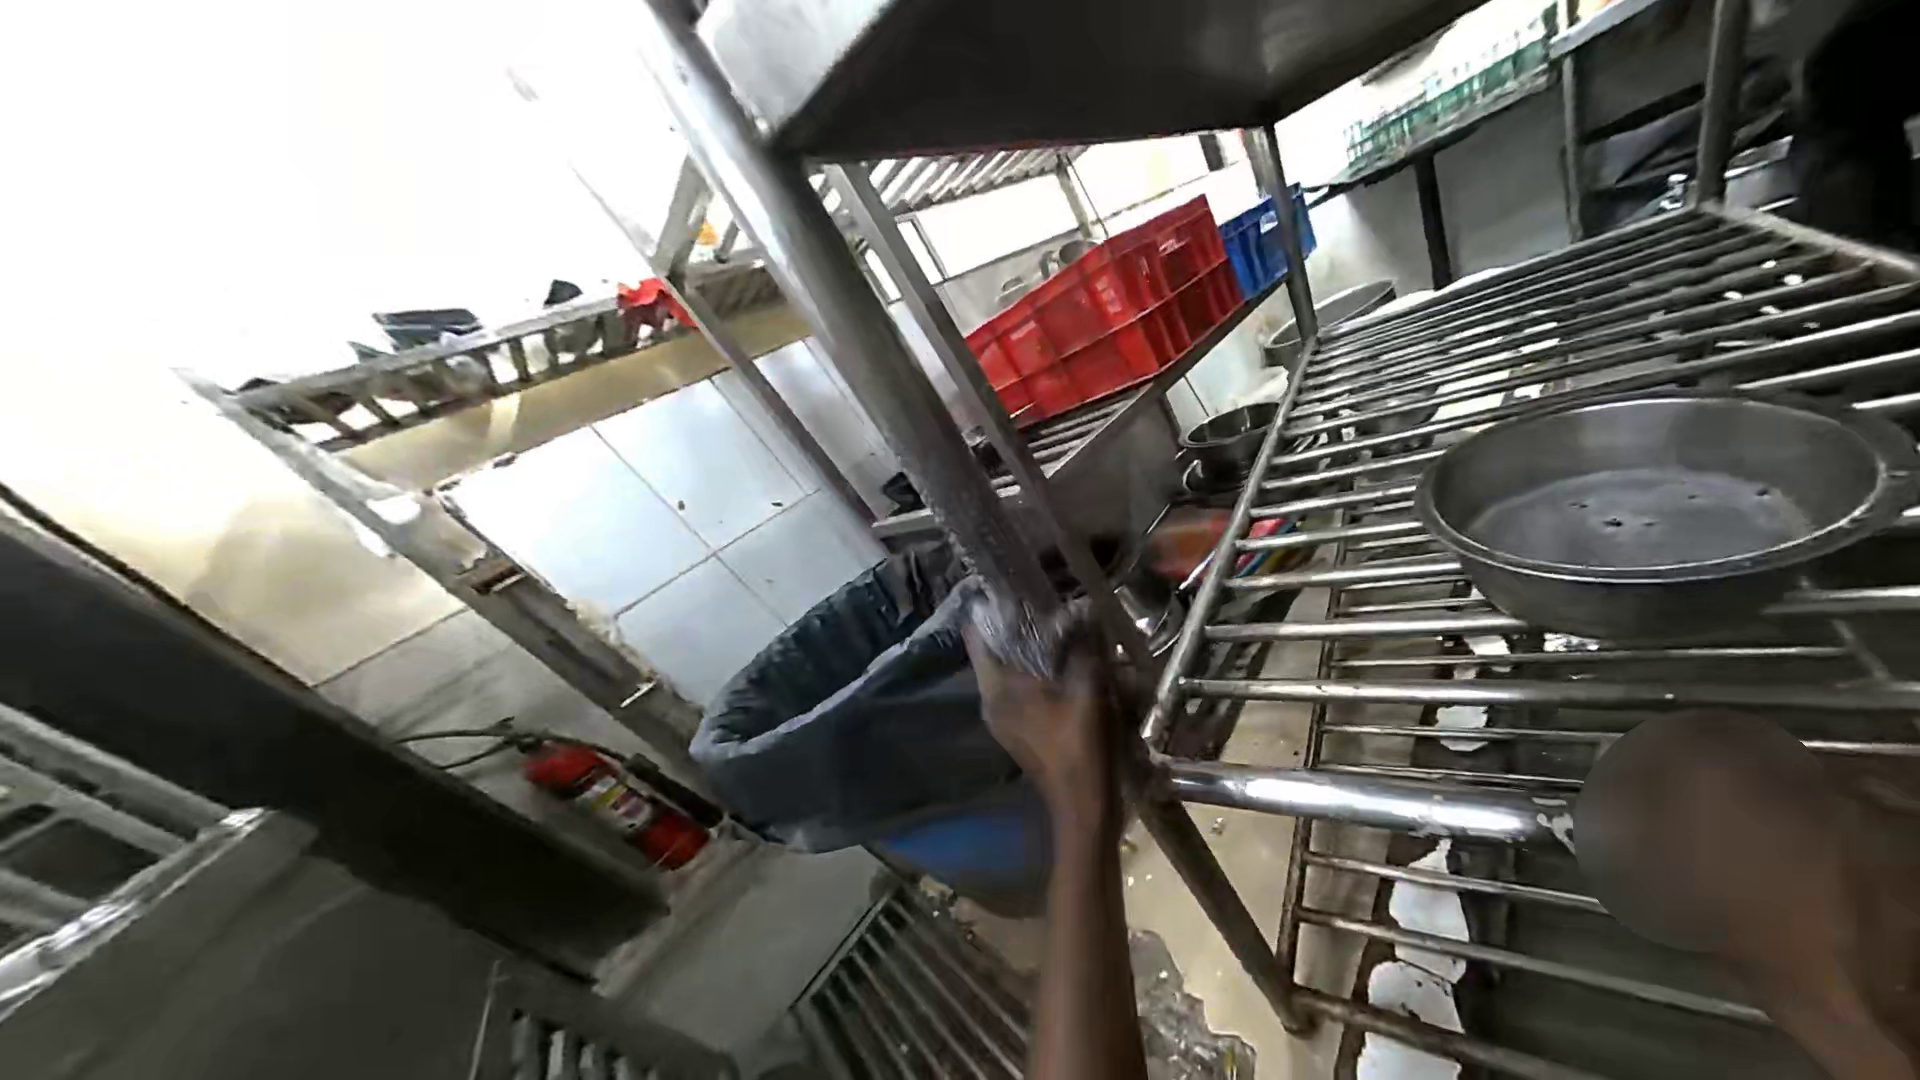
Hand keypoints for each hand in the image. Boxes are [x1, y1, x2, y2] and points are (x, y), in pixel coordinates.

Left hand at [964, 627, 1118, 839]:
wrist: (1082, 807)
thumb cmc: (1081, 746)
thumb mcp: (1089, 689)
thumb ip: (1084, 646)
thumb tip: (1082, 609)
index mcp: (997, 687)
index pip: (974, 634)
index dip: (988, 608)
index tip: (1011, 588)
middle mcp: (989, 700)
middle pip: (991, 650)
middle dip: (1013, 628)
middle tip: (1042, 607)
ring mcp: (999, 719)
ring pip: (1004, 671)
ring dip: (1025, 652)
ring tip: (1054, 633)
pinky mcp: (1015, 731)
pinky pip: (1015, 690)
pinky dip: (1031, 674)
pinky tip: (1059, 670)